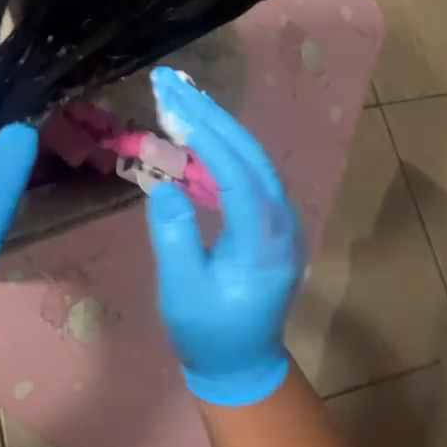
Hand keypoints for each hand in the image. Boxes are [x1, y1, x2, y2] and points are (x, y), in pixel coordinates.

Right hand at [145, 67, 302, 406]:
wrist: (241, 364)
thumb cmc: (207, 329)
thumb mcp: (183, 289)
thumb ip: (174, 236)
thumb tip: (166, 186)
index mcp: (264, 239)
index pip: (238, 173)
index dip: (206, 137)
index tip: (172, 107)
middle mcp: (280, 221)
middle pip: (249, 154)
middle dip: (210, 114)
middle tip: (171, 83)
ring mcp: (278, 220)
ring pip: (250, 158)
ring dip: (215, 123)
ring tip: (177, 96)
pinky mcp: (267, 221)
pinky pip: (245, 171)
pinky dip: (218, 146)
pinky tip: (192, 131)